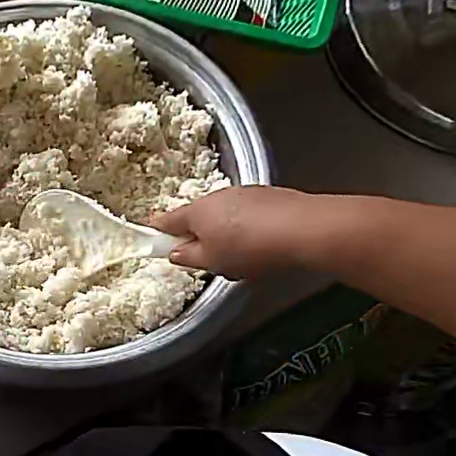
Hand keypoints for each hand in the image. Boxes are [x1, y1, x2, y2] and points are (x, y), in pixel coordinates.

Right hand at [149, 186, 324, 279]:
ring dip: (225, 234)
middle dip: (197, 236)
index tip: (149, 236)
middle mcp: (216, 197)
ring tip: (241, 258)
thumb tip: (176, 252)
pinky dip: (248, 230)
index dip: (155, 230)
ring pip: (224, 217)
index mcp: (196, 211)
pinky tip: (262, 248)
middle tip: (206, 260)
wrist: (306, 229)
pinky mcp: (270, 197)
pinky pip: (248, 216)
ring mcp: (245, 194)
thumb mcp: (210, 261)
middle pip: (197, 218)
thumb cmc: (249, 247)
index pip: (166, 220)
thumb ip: (187, 257)